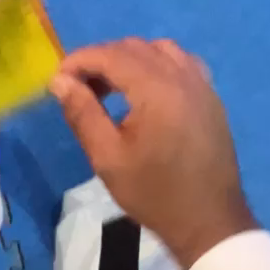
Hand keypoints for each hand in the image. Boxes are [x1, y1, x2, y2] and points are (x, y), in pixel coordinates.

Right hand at [49, 38, 256, 269]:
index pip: (111, 55)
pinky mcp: (211, 96)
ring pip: (160, 49)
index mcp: (156, 89)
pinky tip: (146, 90)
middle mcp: (182, 76)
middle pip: (134, 47)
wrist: (210, 222)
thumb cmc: (154, 193)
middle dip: (102, 59)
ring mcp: (202, 84)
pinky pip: (181, 62)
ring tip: (111, 88)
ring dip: (130, 59)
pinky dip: (158, 64)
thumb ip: (82, 113)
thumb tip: (60, 81)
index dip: (79, 60)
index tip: (58, 80)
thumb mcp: (108, 158)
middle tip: (80, 88)